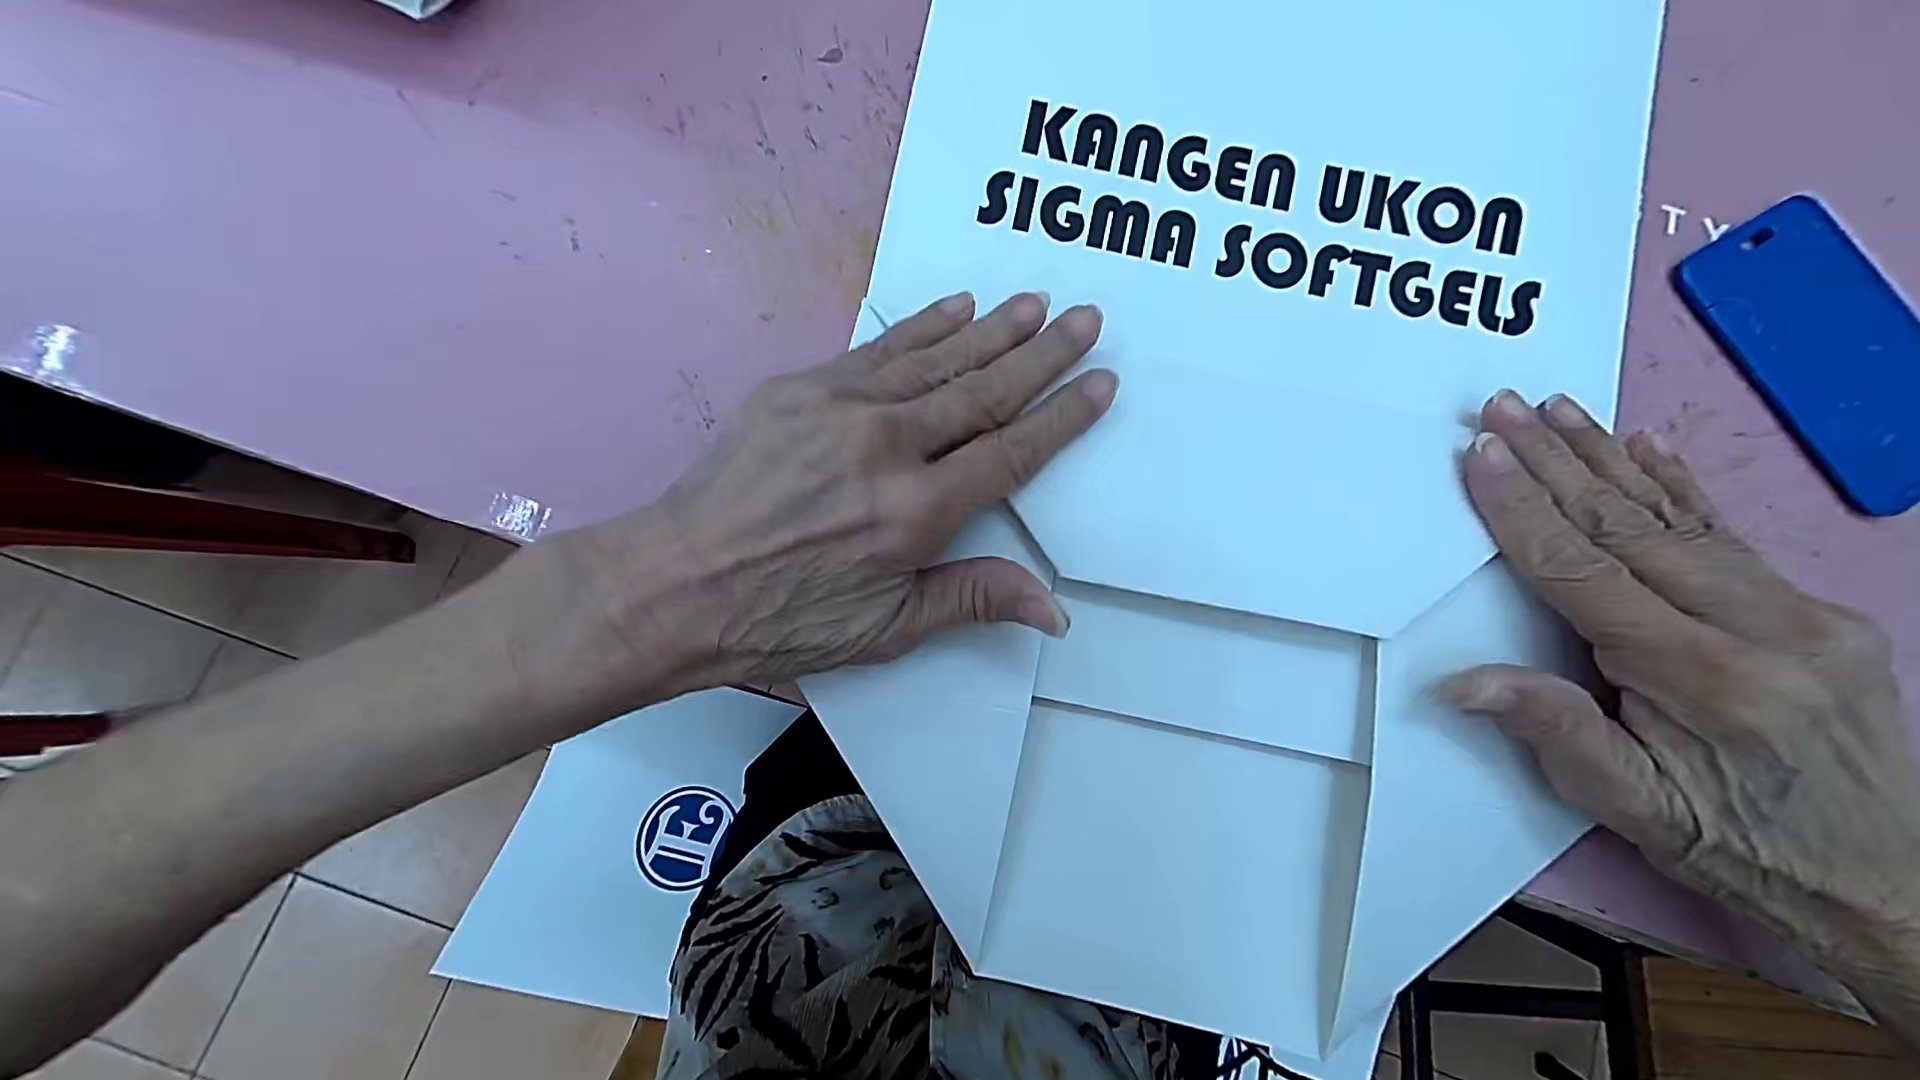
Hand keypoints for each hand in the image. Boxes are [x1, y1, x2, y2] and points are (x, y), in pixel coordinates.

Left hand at [533, 291, 1113, 700]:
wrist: (678, 584)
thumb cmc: (783, 618)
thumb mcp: (886, 629)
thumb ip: (974, 600)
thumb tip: (1055, 610)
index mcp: (917, 512)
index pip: (1011, 453)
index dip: (1062, 417)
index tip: (1098, 383)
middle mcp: (888, 448)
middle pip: (983, 392)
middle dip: (1042, 355)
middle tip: (1084, 319)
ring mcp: (841, 409)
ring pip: (937, 360)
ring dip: (992, 330)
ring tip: (1033, 305)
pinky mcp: (799, 389)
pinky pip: (878, 350)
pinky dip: (922, 327)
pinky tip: (956, 307)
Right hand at [1442, 390, 1919, 1038]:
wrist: (1893, 883)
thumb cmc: (1730, 842)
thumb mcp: (1624, 803)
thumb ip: (1549, 730)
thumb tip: (1462, 683)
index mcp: (1699, 675)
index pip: (1582, 569)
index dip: (1522, 508)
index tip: (1481, 455)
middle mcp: (1757, 627)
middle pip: (1626, 524)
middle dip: (1553, 460)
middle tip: (1502, 408)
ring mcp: (1798, 612)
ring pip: (1675, 515)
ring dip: (1603, 456)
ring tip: (1555, 408)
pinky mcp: (1813, 611)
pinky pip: (1725, 532)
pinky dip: (1676, 482)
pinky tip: (1643, 443)